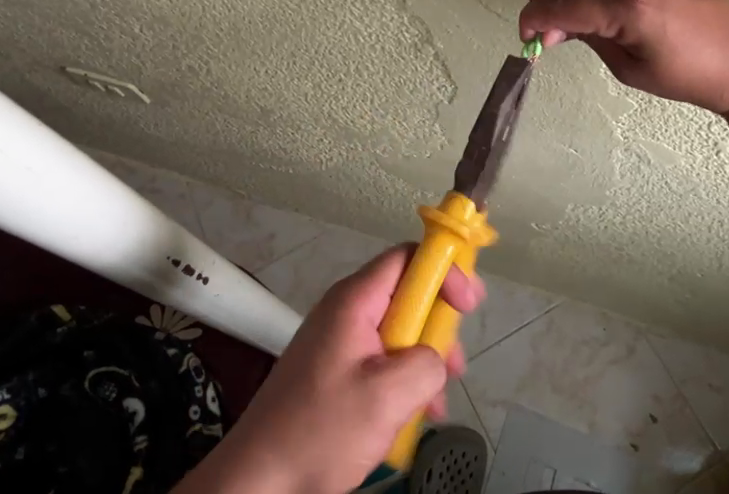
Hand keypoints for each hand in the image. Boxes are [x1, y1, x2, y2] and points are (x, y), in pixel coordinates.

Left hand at [177, 246, 485, 493]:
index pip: (407, 257)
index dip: (443, 270)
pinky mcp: (336, 373)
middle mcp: (346, 312)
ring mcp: (339, 343)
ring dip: (423, 363)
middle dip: (438, 327)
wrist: (259, 480)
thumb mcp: (386, 396)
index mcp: (354, 302)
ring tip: (435, 404)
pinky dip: (402, 383)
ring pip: (398, 334)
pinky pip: (381, 362)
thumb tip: (435, 358)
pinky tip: (412, 418)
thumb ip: (426, 364)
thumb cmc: (320, 430)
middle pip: (406, 296)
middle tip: (456, 364)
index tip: (468, 305)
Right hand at [518, 0, 728, 114]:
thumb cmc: (689, 78)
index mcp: (629, 6)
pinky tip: (587, 2)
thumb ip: (587, 39)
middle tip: (536, 21)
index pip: (563, 3)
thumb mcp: (629, 68)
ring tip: (559, 13)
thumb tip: (551, 29)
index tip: (525, 36)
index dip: (535, 19)